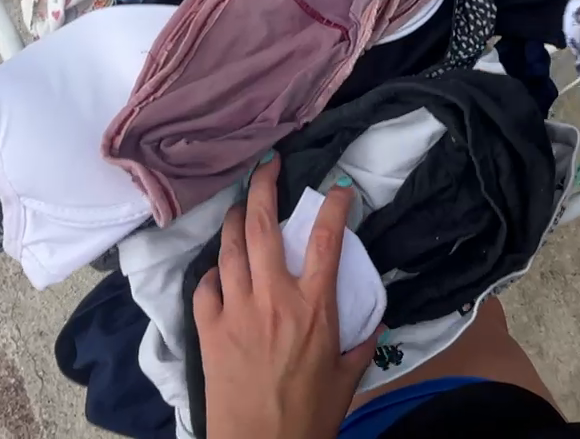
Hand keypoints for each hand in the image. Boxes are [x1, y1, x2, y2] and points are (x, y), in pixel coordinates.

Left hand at [195, 157, 378, 438]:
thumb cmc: (308, 418)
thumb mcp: (347, 378)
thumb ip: (361, 341)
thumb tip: (373, 317)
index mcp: (313, 307)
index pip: (328, 239)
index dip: (335, 204)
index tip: (340, 187)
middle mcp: (274, 297)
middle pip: (264, 226)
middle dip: (264, 186)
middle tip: (269, 164)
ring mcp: (237, 310)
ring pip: (230, 247)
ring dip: (234, 219)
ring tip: (240, 206)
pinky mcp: (209, 330)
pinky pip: (206, 286)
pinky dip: (213, 271)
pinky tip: (220, 269)